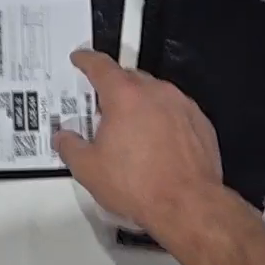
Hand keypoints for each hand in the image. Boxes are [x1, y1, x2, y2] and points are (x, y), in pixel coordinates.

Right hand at [54, 50, 228, 237]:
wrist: (186, 205)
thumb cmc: (138, 185)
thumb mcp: (88, 169)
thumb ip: (70, 146)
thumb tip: (64, 139)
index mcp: (124, 96)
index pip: (100, 66)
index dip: (86, 60)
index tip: (80, 59)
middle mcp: (156, 93)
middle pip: (128, 78)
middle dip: (112, 89)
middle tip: (99, 110)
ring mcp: (181, 106)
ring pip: (154, 94)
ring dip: (138, 106)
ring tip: (127, 133)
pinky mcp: (199, 123)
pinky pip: (175, 112)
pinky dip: (161, 121)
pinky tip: (154, 145)